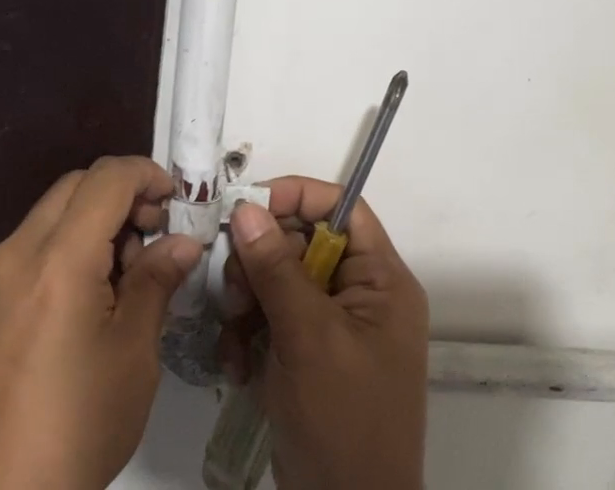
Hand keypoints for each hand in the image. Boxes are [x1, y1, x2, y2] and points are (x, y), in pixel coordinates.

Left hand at [0, 156, 204, 489]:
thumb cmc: (78, 423)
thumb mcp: (132, 354)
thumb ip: (155, 284)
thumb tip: (182, 242)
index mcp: (58, 260)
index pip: (105, 179)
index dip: (146, 174)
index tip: (178, 199)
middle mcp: (20, 251)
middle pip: (75, 187)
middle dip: (122, 194)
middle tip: (159, 234)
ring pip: (54, 212)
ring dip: (96, 218)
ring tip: (132, 270)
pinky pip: (36, 244)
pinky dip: (71, 243)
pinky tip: (97, 291)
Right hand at [221, 177, 428, 489]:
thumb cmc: (343, 417)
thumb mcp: (308, 336)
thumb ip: (276, 267)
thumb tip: (245, 207)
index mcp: (380, 281)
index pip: (341, 208)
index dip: (295, 197)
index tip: (245, 208)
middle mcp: (357, 294)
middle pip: (298, 241)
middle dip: (257, 263)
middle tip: (234, 293)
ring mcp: (329, 325)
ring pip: (273, 278)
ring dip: (244, 303)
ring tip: (235, 336)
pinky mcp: (303, 352)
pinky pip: (265, 317)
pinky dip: (245, 334)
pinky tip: (238, 364)